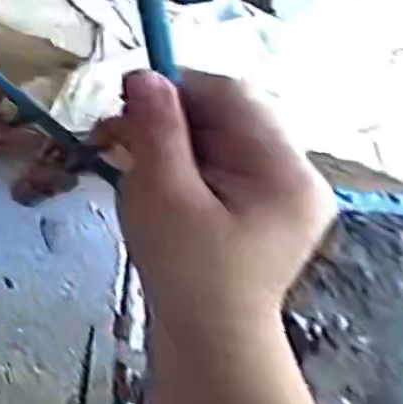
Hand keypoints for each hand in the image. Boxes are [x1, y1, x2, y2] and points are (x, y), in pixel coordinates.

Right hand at [106, 69, 335, 340]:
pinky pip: (208, 150)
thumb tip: (143, 73)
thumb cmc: (184, 260)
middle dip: (159, 112)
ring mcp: (274, 185)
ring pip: (207, 127)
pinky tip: (141, 165)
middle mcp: (290, 170)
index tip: (124, 105)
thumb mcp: (161, 187)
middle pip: (219, 109)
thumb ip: (156, 127)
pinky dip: (168, 148)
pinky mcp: (252, 196)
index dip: (173, 87)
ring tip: (118, 149)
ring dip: (157, 129)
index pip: (229, 94)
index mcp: (282, 169)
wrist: (207, 330)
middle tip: (113, 133)